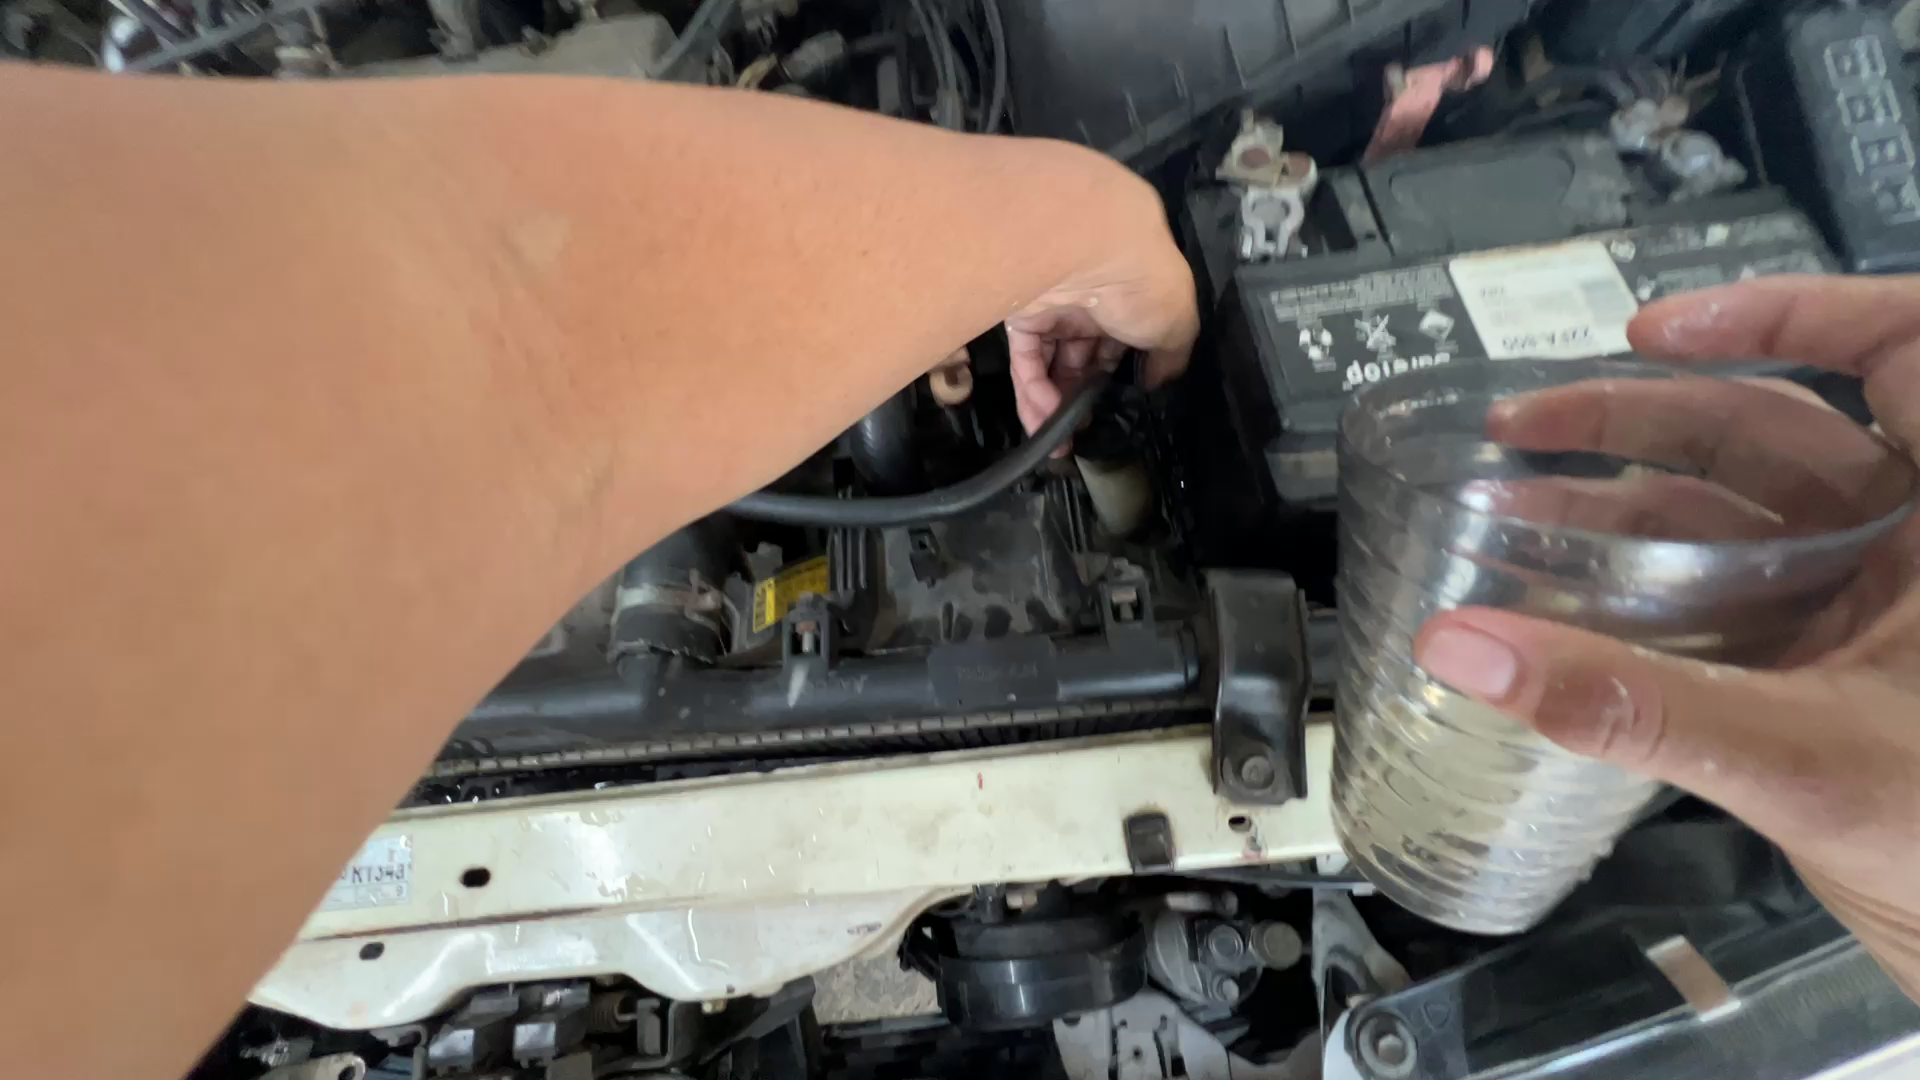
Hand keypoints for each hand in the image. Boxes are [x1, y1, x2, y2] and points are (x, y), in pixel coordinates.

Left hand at [1006, 223, 1197, 445]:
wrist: (1090, 243)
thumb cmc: (1143, 280)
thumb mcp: (1177, 323)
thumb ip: (1169, 357)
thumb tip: (1158, 380)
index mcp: (1130, 298)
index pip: (1117, 347)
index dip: (1113, 381)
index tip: (1111, 410)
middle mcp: (1089, 302)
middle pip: (1079, 360)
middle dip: (1079, 401)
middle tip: (1080, 433)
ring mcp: (1053, 309)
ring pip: (1049, 367)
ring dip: (1052, 408)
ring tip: (1058, 443)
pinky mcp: (1021, 316)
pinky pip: (1026, 364)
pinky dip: (1033, 395)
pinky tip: (1045, 420)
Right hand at [1411, 275, 1919, 998]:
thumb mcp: (1817, 766)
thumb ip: (1630, 704)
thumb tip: (1458, 648)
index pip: (1910, 353)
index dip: (1786, 315)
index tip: (1652, 331)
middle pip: (1771, 431)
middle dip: (1631, 417)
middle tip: (1516, 426)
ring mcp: (1871, 608)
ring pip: (1724, 515)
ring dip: (1605, 504)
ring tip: (1499, 510)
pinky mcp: (1823, 661)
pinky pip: (1706, 593)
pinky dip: (1623, 586)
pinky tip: (1548, 599)